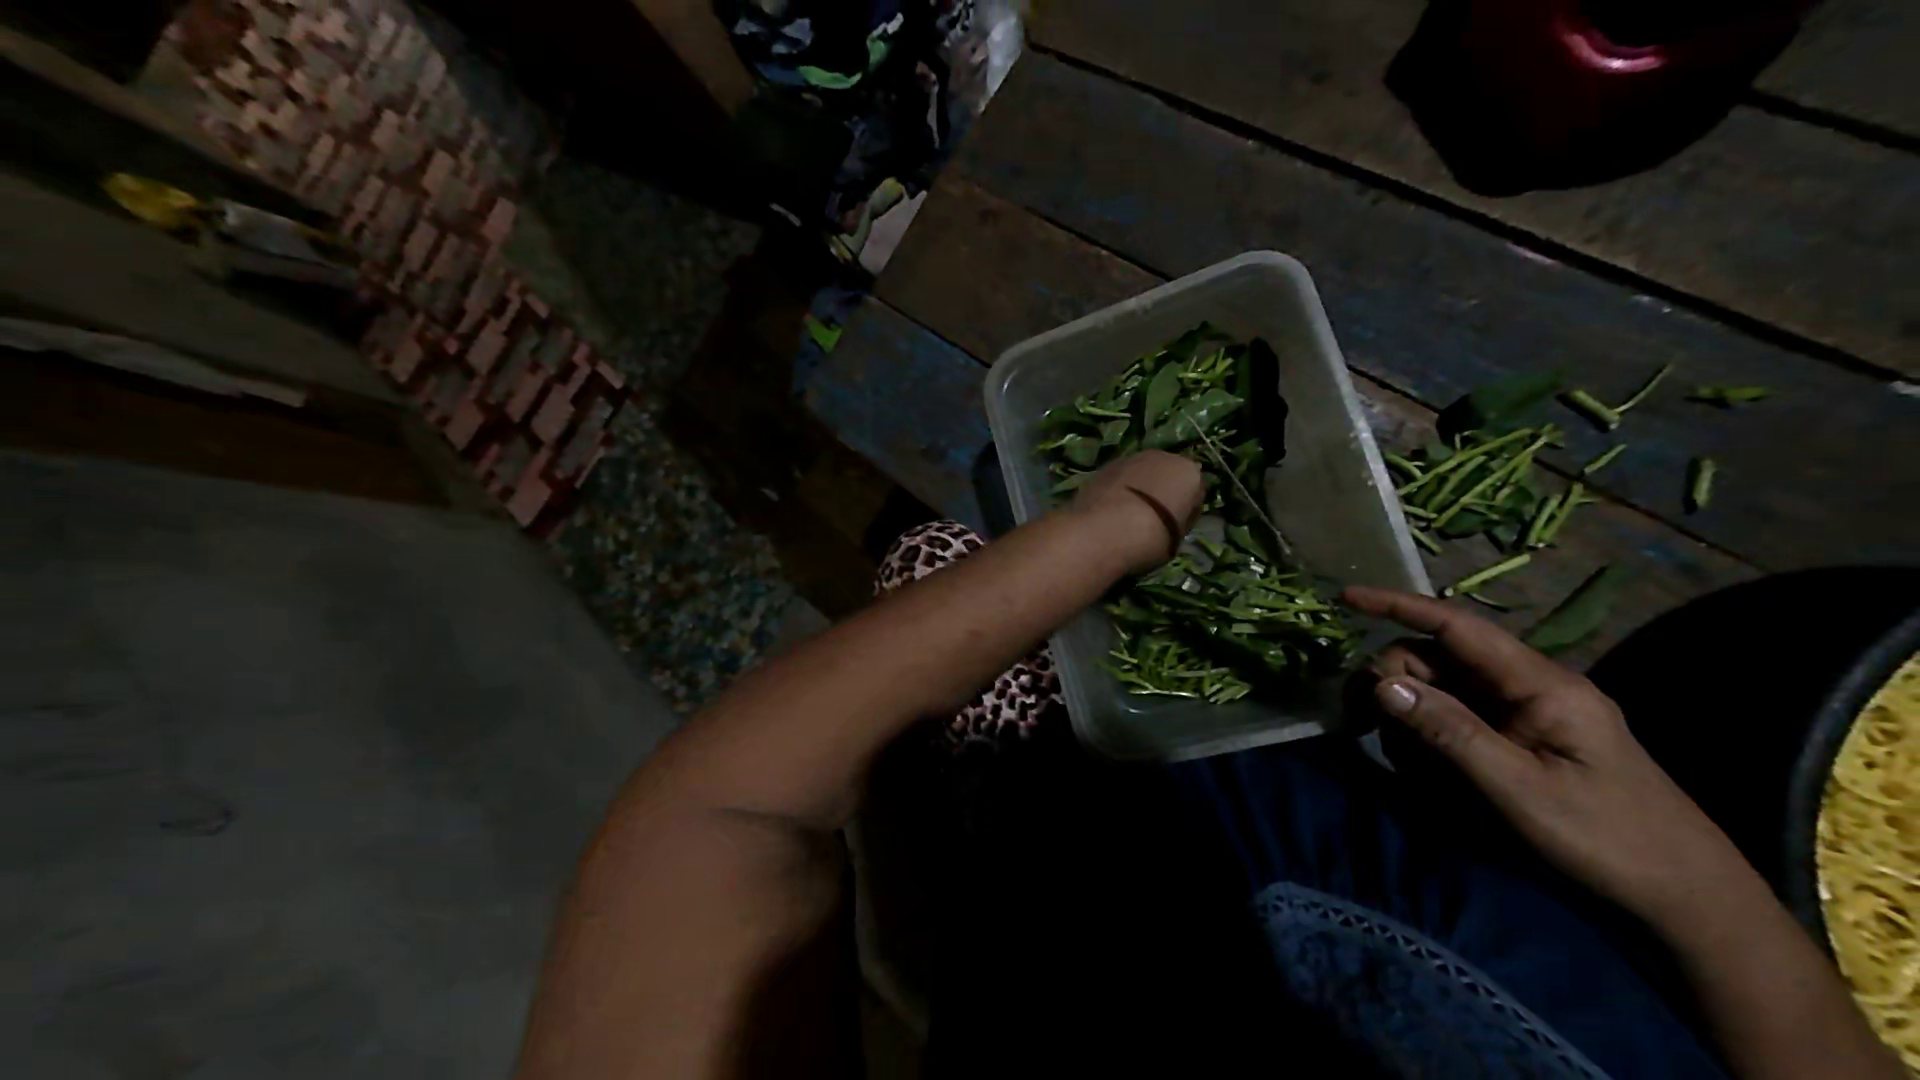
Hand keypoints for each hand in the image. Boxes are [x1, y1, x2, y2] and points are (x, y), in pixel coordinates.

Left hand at [1070, 450, 1204, 572]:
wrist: (1104, 531)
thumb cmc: (1151, 538)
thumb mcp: (1179, 537)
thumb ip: (1180, 518)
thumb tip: (1175, 514)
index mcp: (1189, 472)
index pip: (1194, 489)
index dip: (1185, 508)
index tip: (1175, 525)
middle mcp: (1161, 456)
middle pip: (1166, 474)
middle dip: (1161, 491)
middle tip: (1152, 518)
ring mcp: (1129, 458)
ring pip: (1140, 473)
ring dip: (1137, 488)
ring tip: (1126, 515)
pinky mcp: (1103, 467)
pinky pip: (1118, 479)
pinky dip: (1116, 490)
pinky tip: (1108, 511)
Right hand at [1344, 586, 1756, 923]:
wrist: (1685, 896)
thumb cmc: (1608, 838)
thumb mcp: (1519, 789)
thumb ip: (1449, 732)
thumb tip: (1381, 685)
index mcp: (1540, 683)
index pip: (1457, 626)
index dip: (1398, 606)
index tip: (1345, 598)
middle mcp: (1526, 685)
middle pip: (1433, 660)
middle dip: (1389, 685)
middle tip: (1361, 726)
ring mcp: (1521, 711)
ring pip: (1436, 690)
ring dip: (1406, 718)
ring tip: (1406, 764)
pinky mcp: (1516, 735)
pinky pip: (1452, 717)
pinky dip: (1426, 737)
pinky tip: (1427, 771)